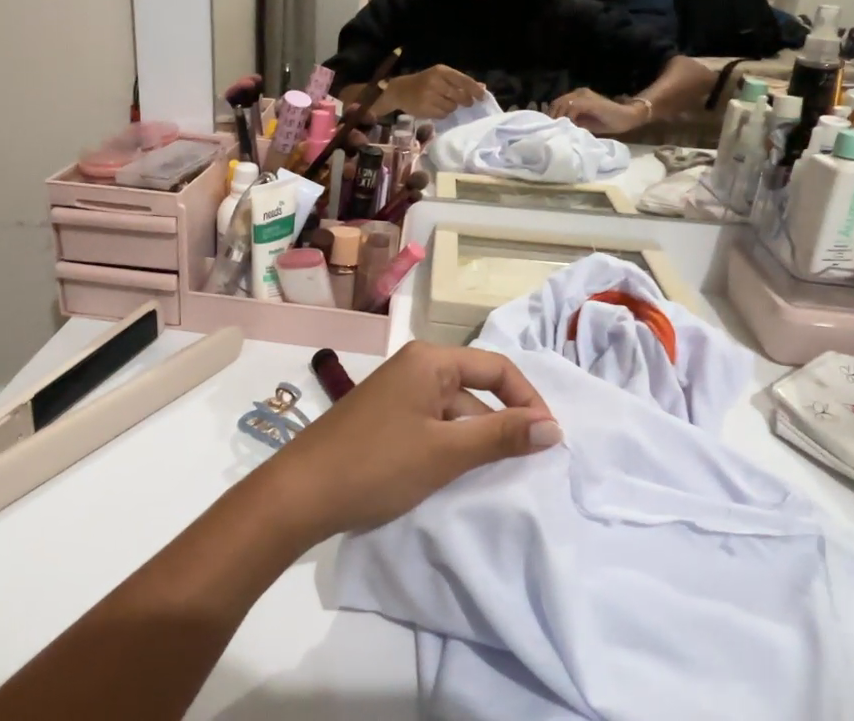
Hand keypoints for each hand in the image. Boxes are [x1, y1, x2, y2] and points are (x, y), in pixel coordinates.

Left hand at [258, 343, 560, 542]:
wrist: (300, 493)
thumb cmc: (377, 465)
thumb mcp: (446, 452)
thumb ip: (501, 436)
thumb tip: (553, 426)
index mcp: (429, 360)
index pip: (497, 367)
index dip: (528, 400)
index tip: (549, 441)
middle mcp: (413, 367)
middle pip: (475, 388)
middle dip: (502, 424)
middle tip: (525, 467)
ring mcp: (395, 393)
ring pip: (453, 411)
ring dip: (475, 440)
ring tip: (492, 479)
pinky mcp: (383, 419)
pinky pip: (430, 425)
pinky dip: (449, 447)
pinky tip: (453, 477)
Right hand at [383, 65, 486, 119]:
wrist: (400, 91)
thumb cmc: (424, 82)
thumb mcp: (441, 77)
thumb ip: (461, 82)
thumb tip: (482, 87)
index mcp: (441, 71)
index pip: (464, 80)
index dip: (475, 90)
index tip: (482, 97)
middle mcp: (435, 82)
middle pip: (460, 96)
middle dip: (465, 101)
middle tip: (465, 103)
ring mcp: (429, 96)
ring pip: (452, 107)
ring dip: (451, 108)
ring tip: (443, 103)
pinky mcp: (425, 108)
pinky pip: (443, 115)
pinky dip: (443, 114)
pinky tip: (436, 109)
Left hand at [547, 88, 646, 133]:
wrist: (626, 118)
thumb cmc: (606, 121)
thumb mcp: (584, 123)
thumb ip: (571, 122)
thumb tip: (556, 128)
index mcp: (577, 97)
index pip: (557, 104)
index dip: (551, 116)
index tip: (548, 128)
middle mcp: (579, 93)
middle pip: (557, 102)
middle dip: (553, 116)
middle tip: (552, 130)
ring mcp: (584, 95)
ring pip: (563, 103)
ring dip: (559, 117)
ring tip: (559, 129)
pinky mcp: (590, 101)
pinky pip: (573, 106)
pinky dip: (569, 116)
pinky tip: (569, 125)